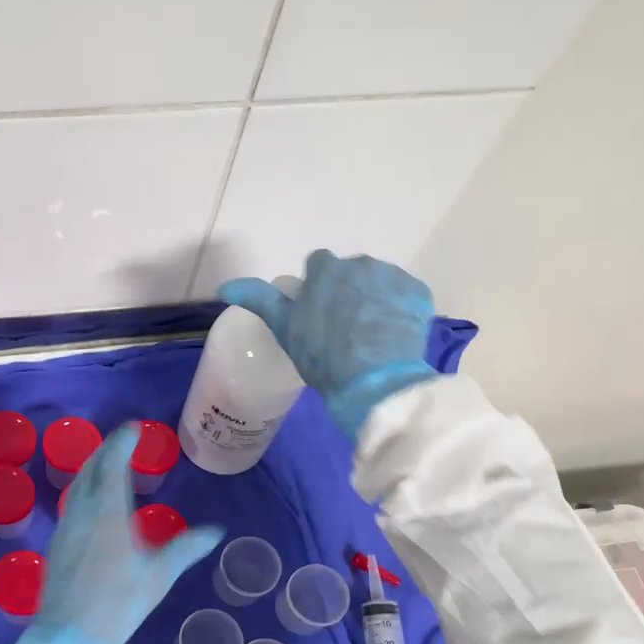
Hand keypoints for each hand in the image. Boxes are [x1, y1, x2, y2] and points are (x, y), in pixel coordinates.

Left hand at [4, 424, 223, 643]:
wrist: (68, 637)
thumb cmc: (117, 605)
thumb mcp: (158, 577)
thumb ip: (185, 549)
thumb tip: (215, 531)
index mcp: (107, 513)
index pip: (112, 464)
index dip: (121, 442)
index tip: (132, 428)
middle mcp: (82, 513)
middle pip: (90, 469)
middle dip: (106, 450)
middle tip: (122, 441)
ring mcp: (65, 528)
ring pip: (76, 486)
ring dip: (93, 467)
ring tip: (109, 464)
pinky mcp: (56, 544)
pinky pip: (71, 503)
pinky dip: (84, 489)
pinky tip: (93, 501)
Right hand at [218, 249, 438, 436]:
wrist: (373, 380)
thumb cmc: (322, 355)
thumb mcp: (284, 328)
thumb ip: (258, 300)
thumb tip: (224, 286)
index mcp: (326, 269)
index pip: (319, 265)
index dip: (317, 288)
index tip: (317, 313)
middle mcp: (360, 263)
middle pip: (351, 273)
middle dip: (348, 292)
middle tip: (344, 330)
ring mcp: (393, 277)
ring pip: (380, 283)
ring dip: (375, 300)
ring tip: (369, 336)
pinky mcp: (419, 294)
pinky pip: (407, 297)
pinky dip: (400, 312)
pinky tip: (392, 338)